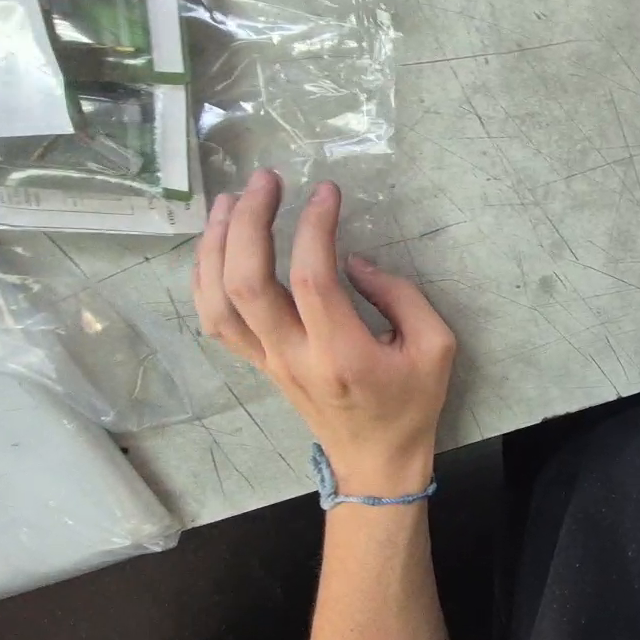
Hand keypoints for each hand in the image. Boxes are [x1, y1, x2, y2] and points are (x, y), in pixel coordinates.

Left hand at [193, 169, 455, 496]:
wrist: (376, 459)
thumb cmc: (411, 404)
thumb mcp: (436, 348)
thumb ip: (402, 298)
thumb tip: (354, 263)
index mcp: (343, 353)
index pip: (313, 278)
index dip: (314, 227)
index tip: (327, 192)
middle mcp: (294, 356)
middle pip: (245, 282)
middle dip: (248, 221)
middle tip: (266, 181)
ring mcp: (269, 361)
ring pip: (217, 300)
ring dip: (215, 244)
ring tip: (230, 200)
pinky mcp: (260, 363)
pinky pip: (216, 319)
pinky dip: (204, 276)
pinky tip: (215, 244)